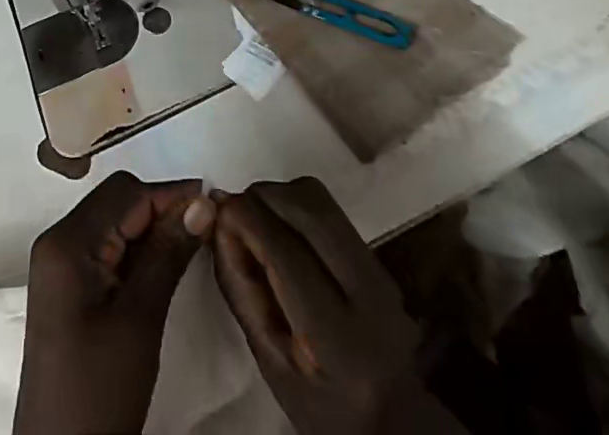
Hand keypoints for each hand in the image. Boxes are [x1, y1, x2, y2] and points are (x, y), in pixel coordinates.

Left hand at [15, 171, 217, 434]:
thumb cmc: (98, 388)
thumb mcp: (140, 316)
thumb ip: (169, 252)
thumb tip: (203, 202)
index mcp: (66, 243)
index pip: (126, 193)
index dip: (173, 195)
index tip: (217, 207)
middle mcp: (59, 244)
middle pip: (120, 202)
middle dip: (165, 209)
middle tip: (209, 229)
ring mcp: (64, 266)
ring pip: (118, 223)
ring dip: (157, 229)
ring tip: (197, 245)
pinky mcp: (74, 287)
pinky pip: (113, 248)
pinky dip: (143, 250)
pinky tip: (171, 263)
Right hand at [210, 178, 465, 434]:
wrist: (390, 415)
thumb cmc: (318, 402)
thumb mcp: (270, 362)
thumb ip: (243, 292)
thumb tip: (221, 227)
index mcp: (339, 340)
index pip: (289, 258)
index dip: (250, 222)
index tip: (218, 206)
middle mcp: (371, 295)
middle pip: (313, 214)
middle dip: (266, 197)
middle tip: (233, 205)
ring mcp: (381, 272)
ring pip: (325, 204)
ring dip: (282, 196)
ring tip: (254, 214)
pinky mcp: (380, 258)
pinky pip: (332, 213)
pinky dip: (297, 206)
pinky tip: (279, 223)